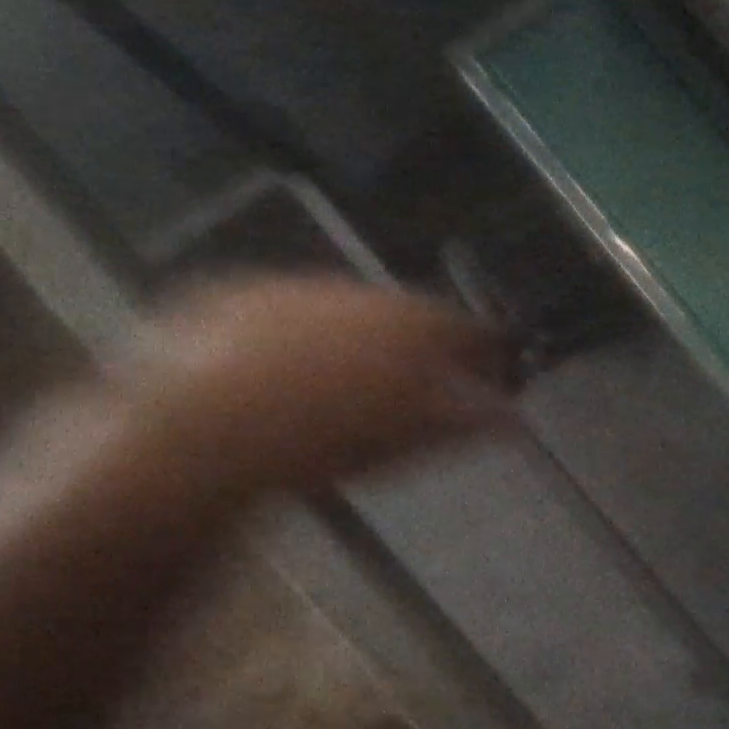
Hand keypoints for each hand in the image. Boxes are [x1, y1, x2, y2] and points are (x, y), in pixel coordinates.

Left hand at [129, 275, 513, 492]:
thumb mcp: (418, 439)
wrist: (210, 429)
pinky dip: (298, 337)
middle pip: (407, 315)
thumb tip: (518, 419)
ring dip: (359, 338)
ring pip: (345, 311)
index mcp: (414, 323)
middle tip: (423, 382)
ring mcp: (295, 289)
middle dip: (420, 344)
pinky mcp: (234, 296)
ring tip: (353, 382)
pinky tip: (289, 375)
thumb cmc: (334, 437)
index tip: (491, 375)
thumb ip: (474, 422)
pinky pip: (284, 313)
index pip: (469, 330)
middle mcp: (362, 293)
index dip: (484, 354)